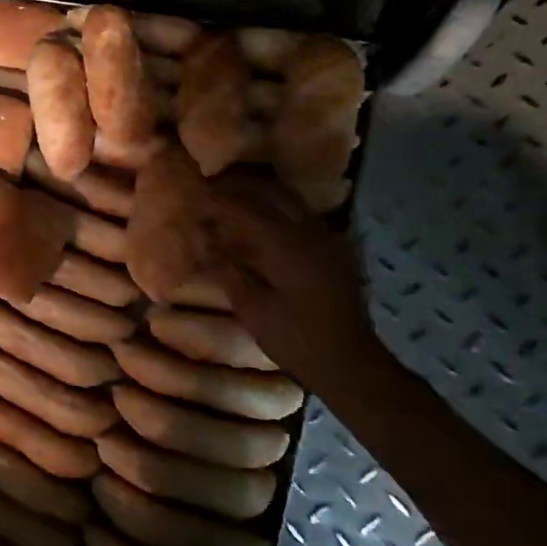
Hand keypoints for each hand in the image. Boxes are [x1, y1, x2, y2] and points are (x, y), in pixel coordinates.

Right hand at [205, 174, 384, 391]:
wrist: (349, 363)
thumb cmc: (295, 339)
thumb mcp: (252, 309)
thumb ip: (228, 270)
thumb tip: (205, 243)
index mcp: (287, 245)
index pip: (246, 208)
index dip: (220, 198)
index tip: (197, 189)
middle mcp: (310, 233)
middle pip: (272, 193)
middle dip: (242, 184)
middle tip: (213, 182)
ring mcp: (326, 239)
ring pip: (290, 199)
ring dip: (261, 191)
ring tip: (234, 192)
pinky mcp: (334, 249)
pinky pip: (302, 214)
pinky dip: (278, 207)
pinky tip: (263, 217)